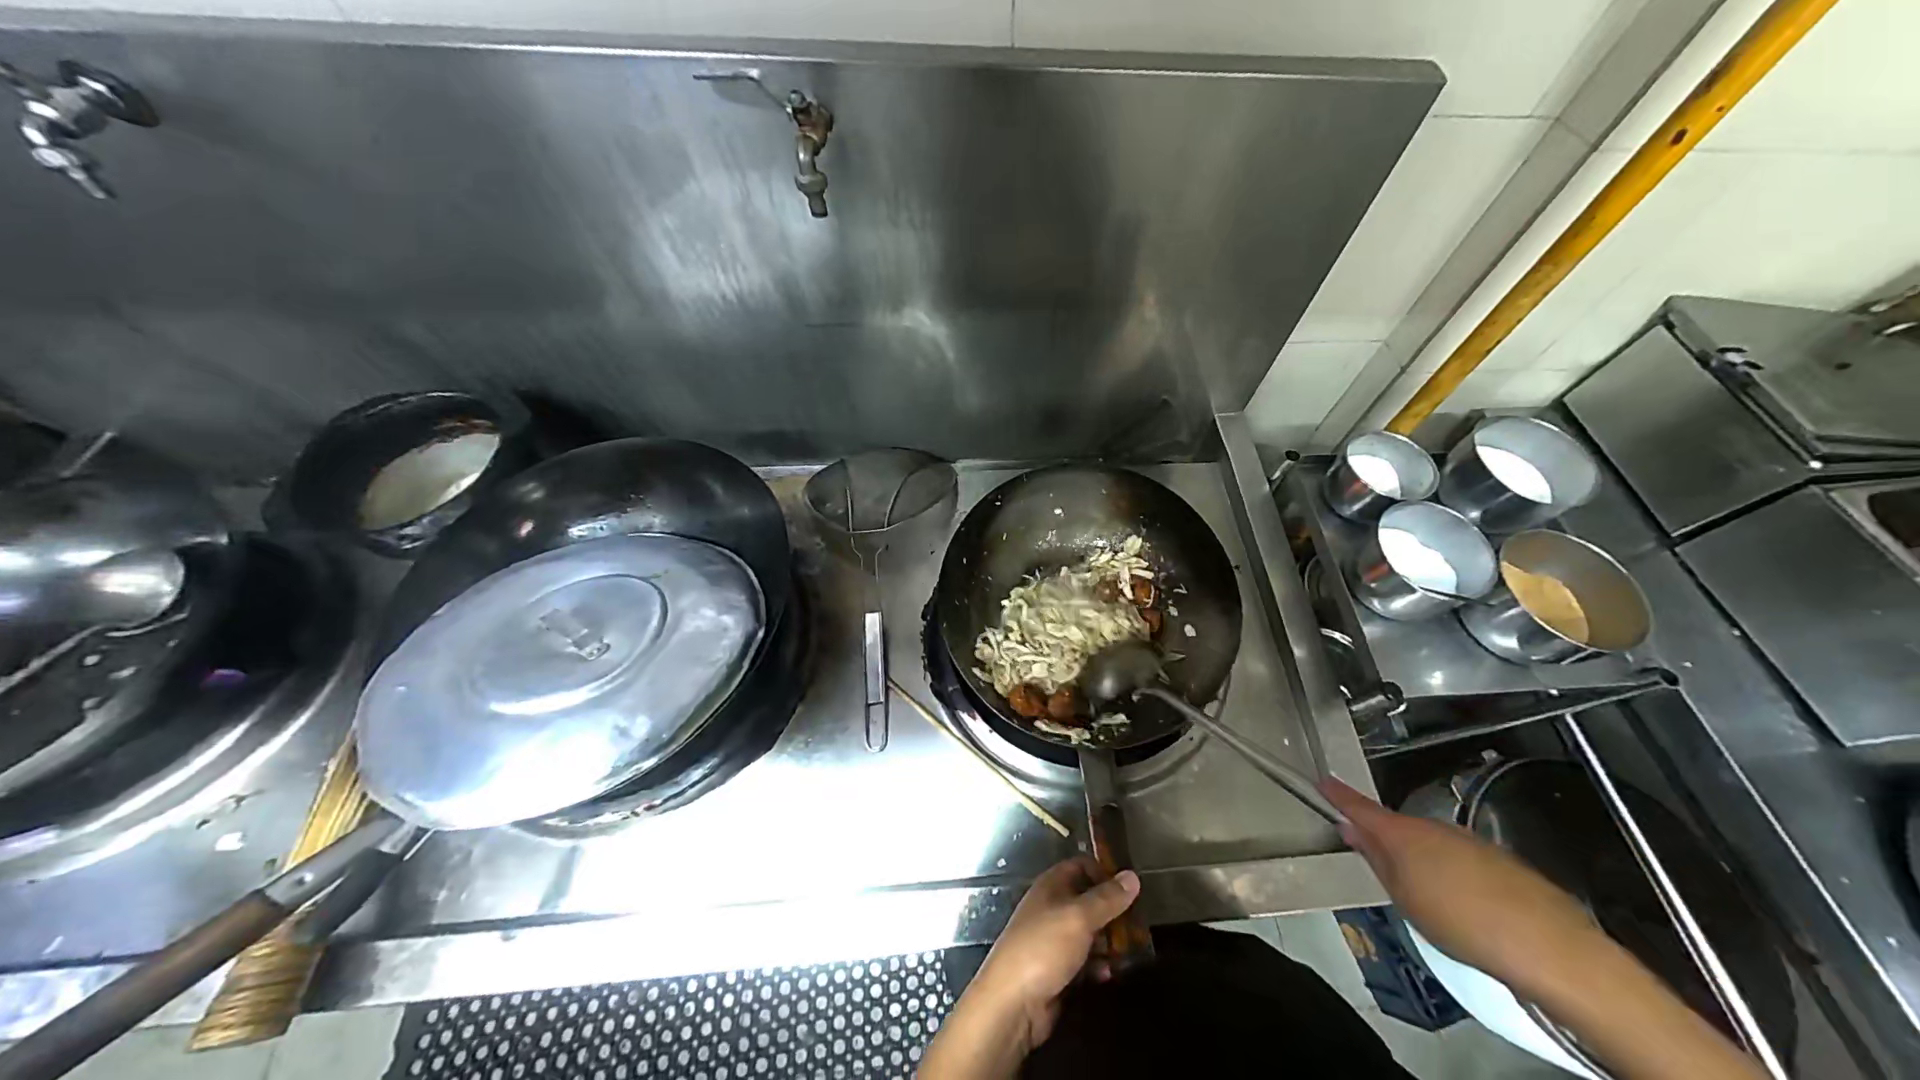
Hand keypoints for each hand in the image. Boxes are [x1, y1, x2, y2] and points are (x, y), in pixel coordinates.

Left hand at [963, 856, 1139, 1048]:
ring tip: (1132, 951)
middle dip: (1113, 913)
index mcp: (1051, 887)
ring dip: (1109, 942)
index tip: (1131, 889)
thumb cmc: (1044, 948)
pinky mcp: (1058, 970)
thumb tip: (1131, 876)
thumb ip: (1106, 899)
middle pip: (1089, 902)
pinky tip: (1109, 974)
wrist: (1012, 1003)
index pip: (1081, 866)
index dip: (1104, 872)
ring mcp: (1054, 941)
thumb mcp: (1078, 918)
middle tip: (1139, 924)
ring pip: (1089, 934)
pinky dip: (1098, 966)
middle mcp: (1052, 909)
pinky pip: (1085, 962)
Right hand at [1322, 780, 1768, 1079]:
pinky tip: (1462, 906)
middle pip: (1399, 826)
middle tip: (1375, 864)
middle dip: (1385, 839)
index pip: (1361, 807)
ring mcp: (1472, 841)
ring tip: (1423, 898)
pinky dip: (1451, 872)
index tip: (1322, 781)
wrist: (1550, 949)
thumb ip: (1376, 860)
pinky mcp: (1501, 861)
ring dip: (1420, 859)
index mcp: (1404, 834)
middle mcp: (1436, 827)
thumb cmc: (1460, 922)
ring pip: (1432, 843)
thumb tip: (1354, 830)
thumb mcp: (1403, 897)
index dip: (1339, 795)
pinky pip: (1461, 858)